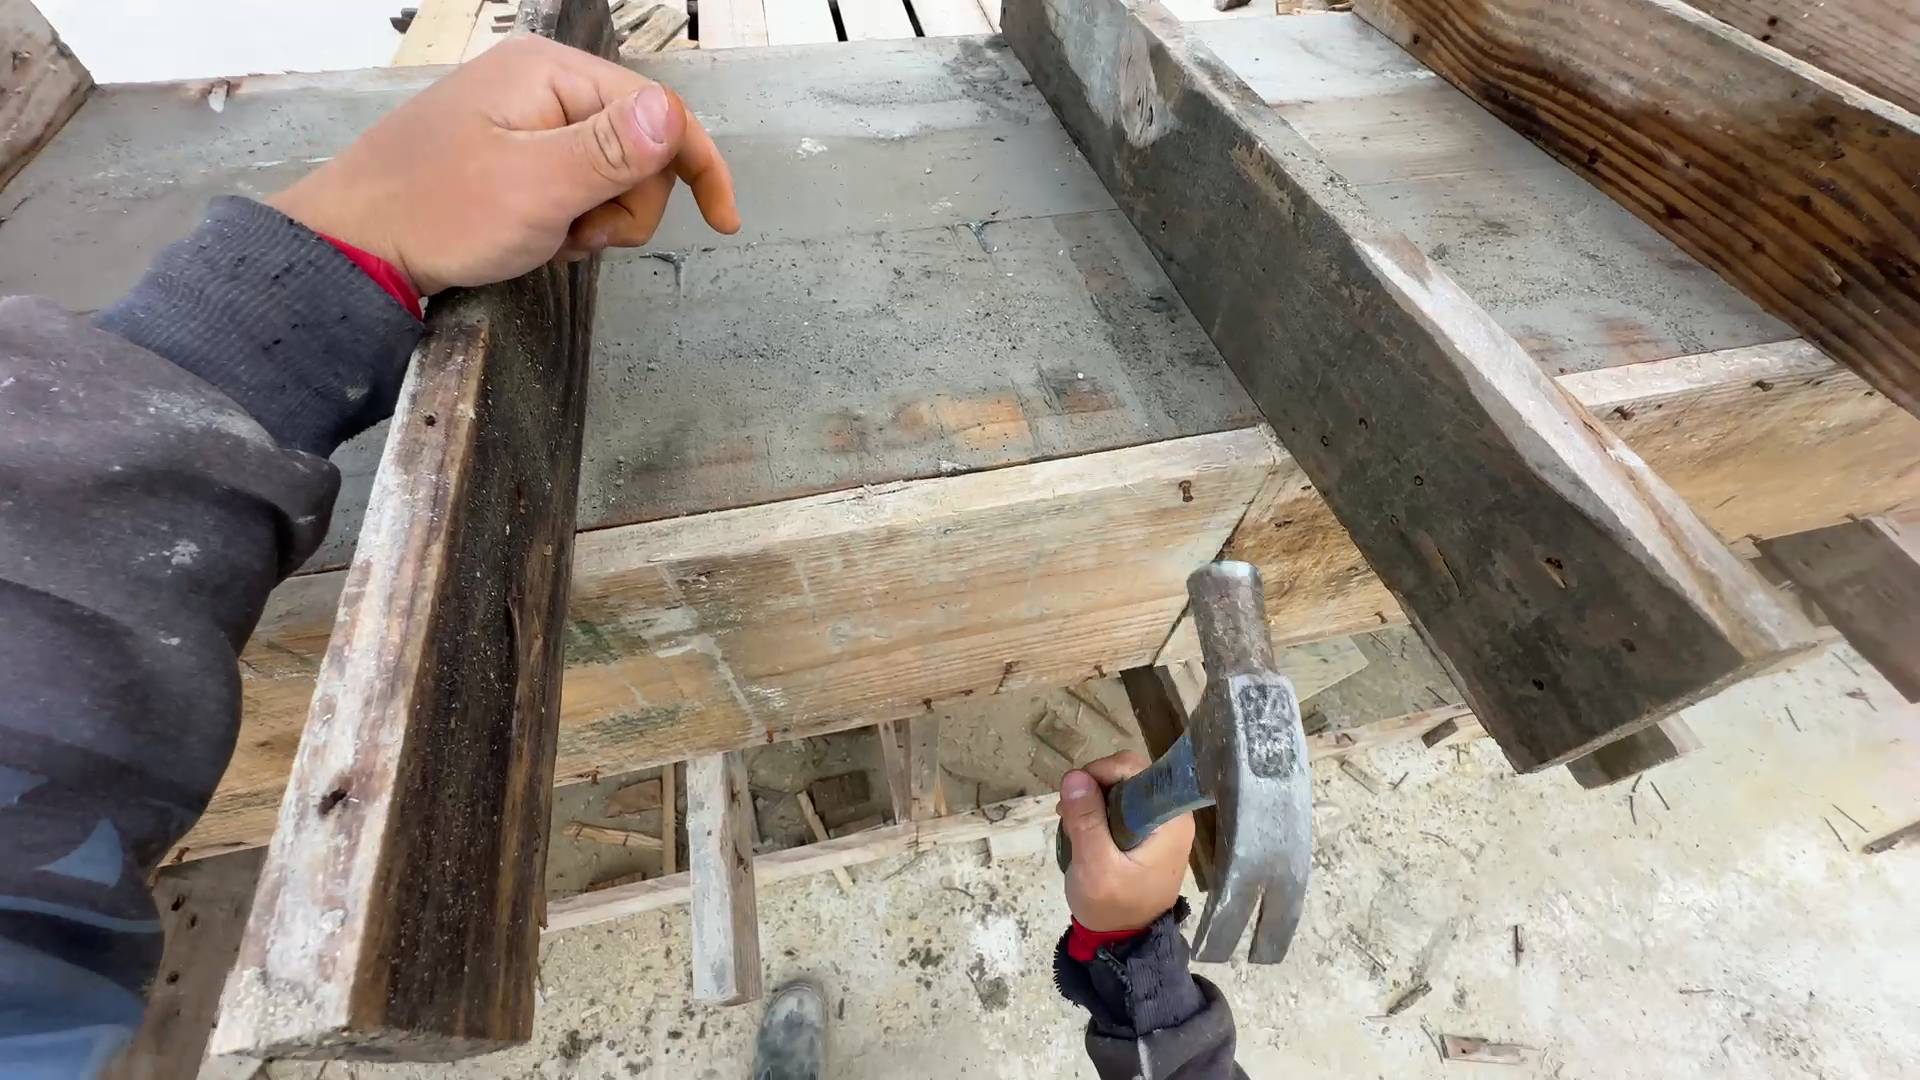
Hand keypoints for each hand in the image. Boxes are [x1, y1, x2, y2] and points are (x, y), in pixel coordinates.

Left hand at [269, 35, 738, 295]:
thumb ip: (610, 151)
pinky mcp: (531, 157)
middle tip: (586, 234)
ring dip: (606, 221)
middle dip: (630, 205)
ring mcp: (540, 123)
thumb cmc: (443, 212)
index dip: (701, 166)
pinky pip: (591, 192)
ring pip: (622, 179)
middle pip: (645, 151)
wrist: (366, 243)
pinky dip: (584, 224)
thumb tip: (672, 114)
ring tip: (561, 238)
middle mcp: (551, 88)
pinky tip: (550, 236)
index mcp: (554, 75)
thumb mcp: (537, 186)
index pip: (659, 112)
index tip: (724, 223)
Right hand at [1057, 751, 1194, 932]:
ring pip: (1118, 786)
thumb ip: (1086, 820)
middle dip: (1092, 788)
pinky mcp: (1146, 831)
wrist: (1122, 942)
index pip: (1134, 768)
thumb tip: (1074, 776)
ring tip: (1072, 826)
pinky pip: (1118, 803)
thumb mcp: (1094, 867)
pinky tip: (1081, 831)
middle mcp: (1169, 813)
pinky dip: (1096, 810)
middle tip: (1069, 813)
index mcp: (1168, 818)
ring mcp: (1158, 821)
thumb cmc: (1113, 907)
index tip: (1077, 796)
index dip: (1101, 772)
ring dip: (1091, 800)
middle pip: (1125, 773)